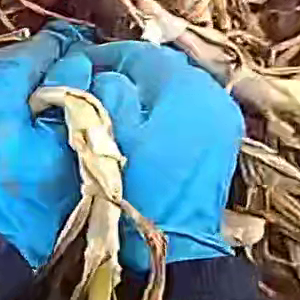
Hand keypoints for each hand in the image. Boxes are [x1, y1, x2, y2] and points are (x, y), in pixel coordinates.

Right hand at [80, 39, 243, 269]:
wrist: (177, 245)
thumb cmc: (140, 190)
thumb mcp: (113, 137)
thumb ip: (107, 93)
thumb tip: (102, 74)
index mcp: (188, 90)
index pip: (142, 54)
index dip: (106, 55)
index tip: (78, 64)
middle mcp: (213, 96)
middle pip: (162, 69)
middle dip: (125, 72)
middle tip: (90, 84)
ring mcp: (221, 120)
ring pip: (173, 89)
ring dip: (142, 92)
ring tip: (110, 105)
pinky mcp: (219, 142)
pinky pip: (185, 110)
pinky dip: (159, 110)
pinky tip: (137, 126)